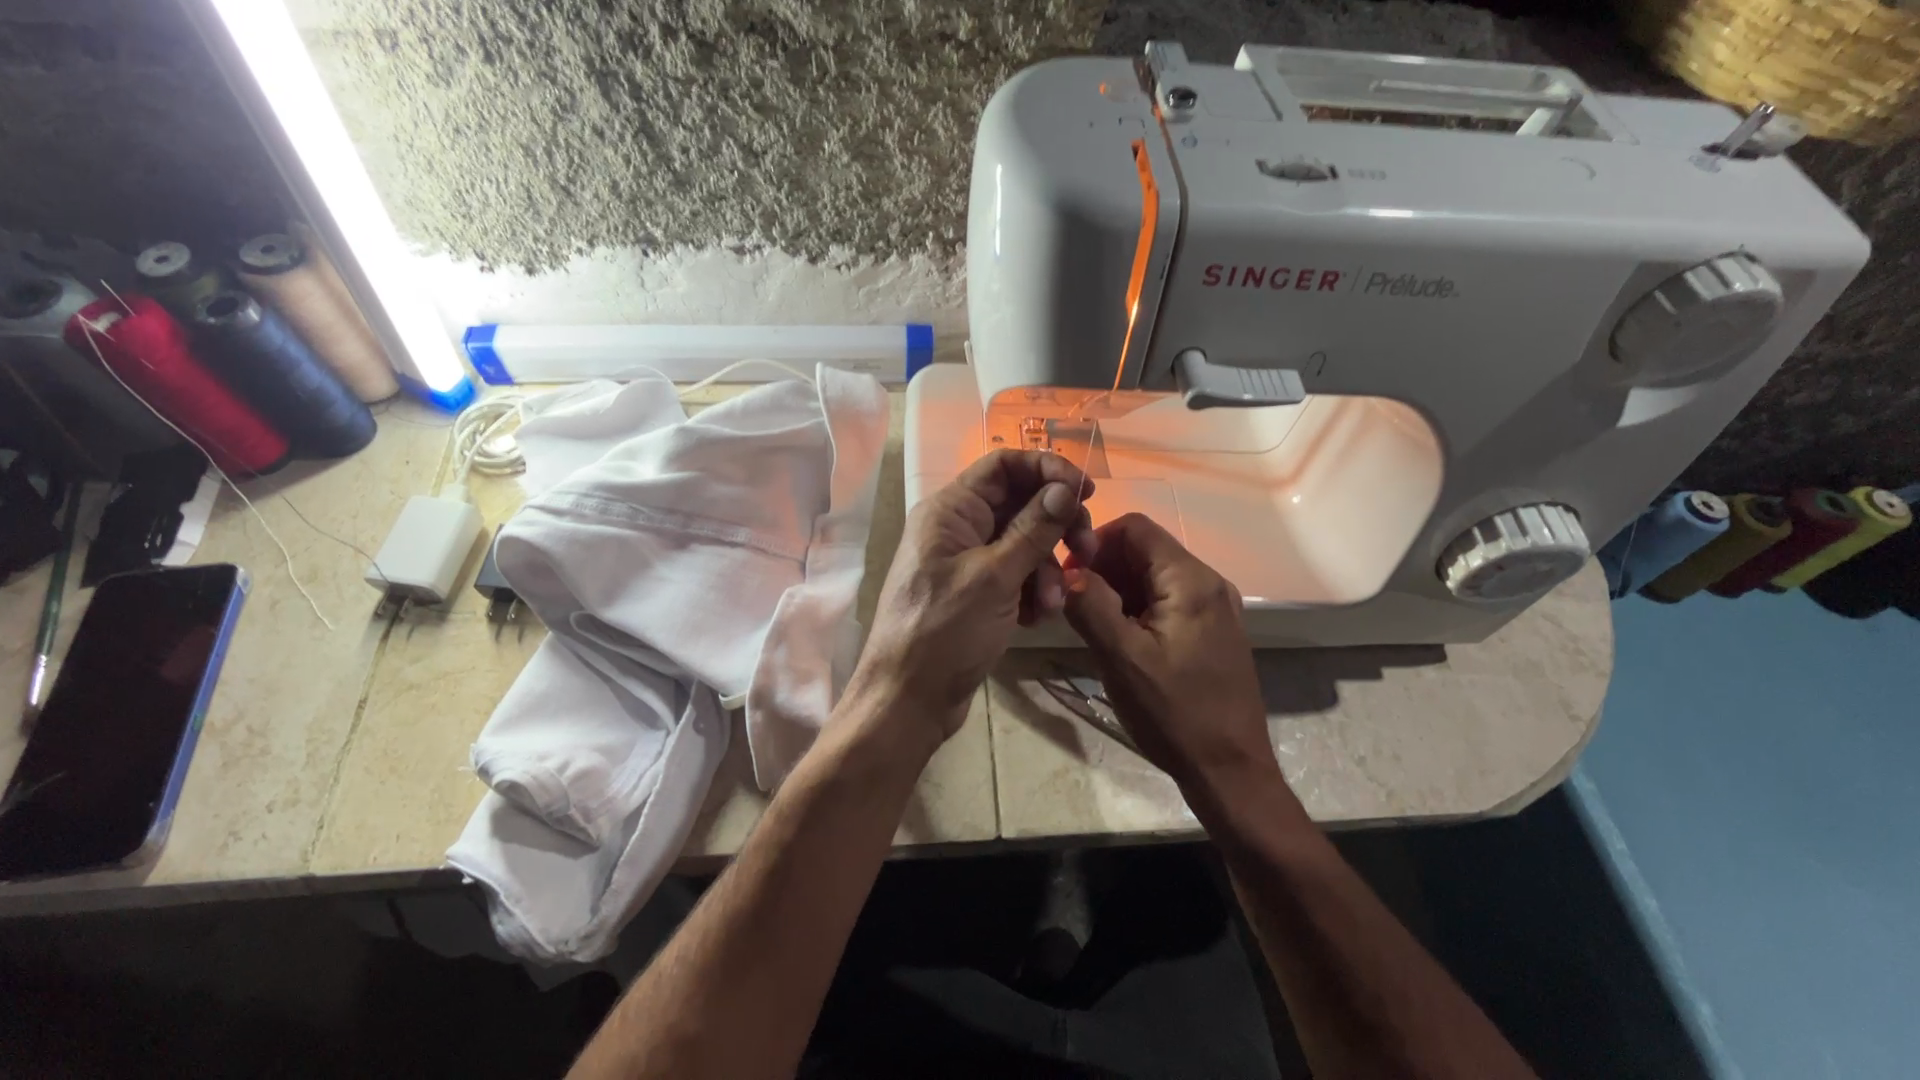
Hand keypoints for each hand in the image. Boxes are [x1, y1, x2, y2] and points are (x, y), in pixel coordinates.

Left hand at [852, 449, 1095, 742]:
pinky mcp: (976, 594)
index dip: (1047, 469)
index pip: (1004, 464)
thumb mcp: (995, 577)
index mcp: (950, 510)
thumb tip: (1065, 488)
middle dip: (1056, 526)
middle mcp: (957, 528)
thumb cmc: (944, 631)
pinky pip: (1015, 575)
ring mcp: (966, 562)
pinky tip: (1037, 617)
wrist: (909, 699)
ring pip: (1023, 544)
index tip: (1087, 492)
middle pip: (1020, 503)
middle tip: (1085, 551)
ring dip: (1046, 569)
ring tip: (1051, 604)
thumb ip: (1033, 529)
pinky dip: (1033, 590)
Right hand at [1061, 513, 1276, 790]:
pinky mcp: (1213, 632)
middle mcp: (1209, 583)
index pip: (1135, 527)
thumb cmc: (1174, 712)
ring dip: (1119, 591)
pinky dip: (1139, 610)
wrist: (1229, 768)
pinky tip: (1120, 641)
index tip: (1068, 574)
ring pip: (1155, 577)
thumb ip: (1091, 606)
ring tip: (1091, 625)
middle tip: (1073, 604)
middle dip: (1105, 568)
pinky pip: (1169, 602)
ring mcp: (1215, 609)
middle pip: (1146, 550)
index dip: (1095, 542)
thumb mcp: (1121, 659)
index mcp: (1190, 580)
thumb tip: (1068, 573)